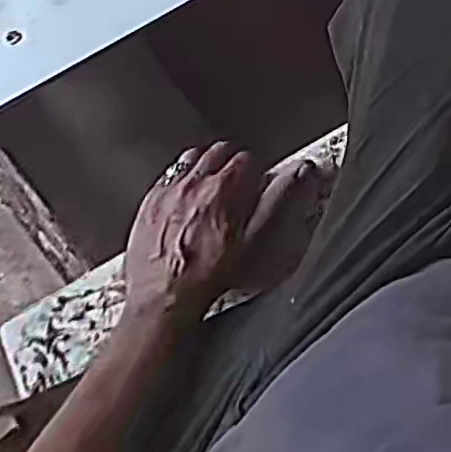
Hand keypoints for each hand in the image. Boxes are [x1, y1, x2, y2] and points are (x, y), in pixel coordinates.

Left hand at [123, 141, 261, 324]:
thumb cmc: (208, 274)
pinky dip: (179, 178)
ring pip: (192, 157)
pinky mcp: (150, 201)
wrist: (162, 300)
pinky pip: (168, 174)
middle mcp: (196, 182)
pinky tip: (184, 196)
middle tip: (234, 180)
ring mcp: (170, 190)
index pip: (246, 158)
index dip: (253, 170)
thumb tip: (300, 171)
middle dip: (230, 161)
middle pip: (219, 151)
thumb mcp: (253, 239)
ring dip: (204, 165)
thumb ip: (278, 198)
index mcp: (224, 188)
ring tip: (209, 184)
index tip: (253, 182)